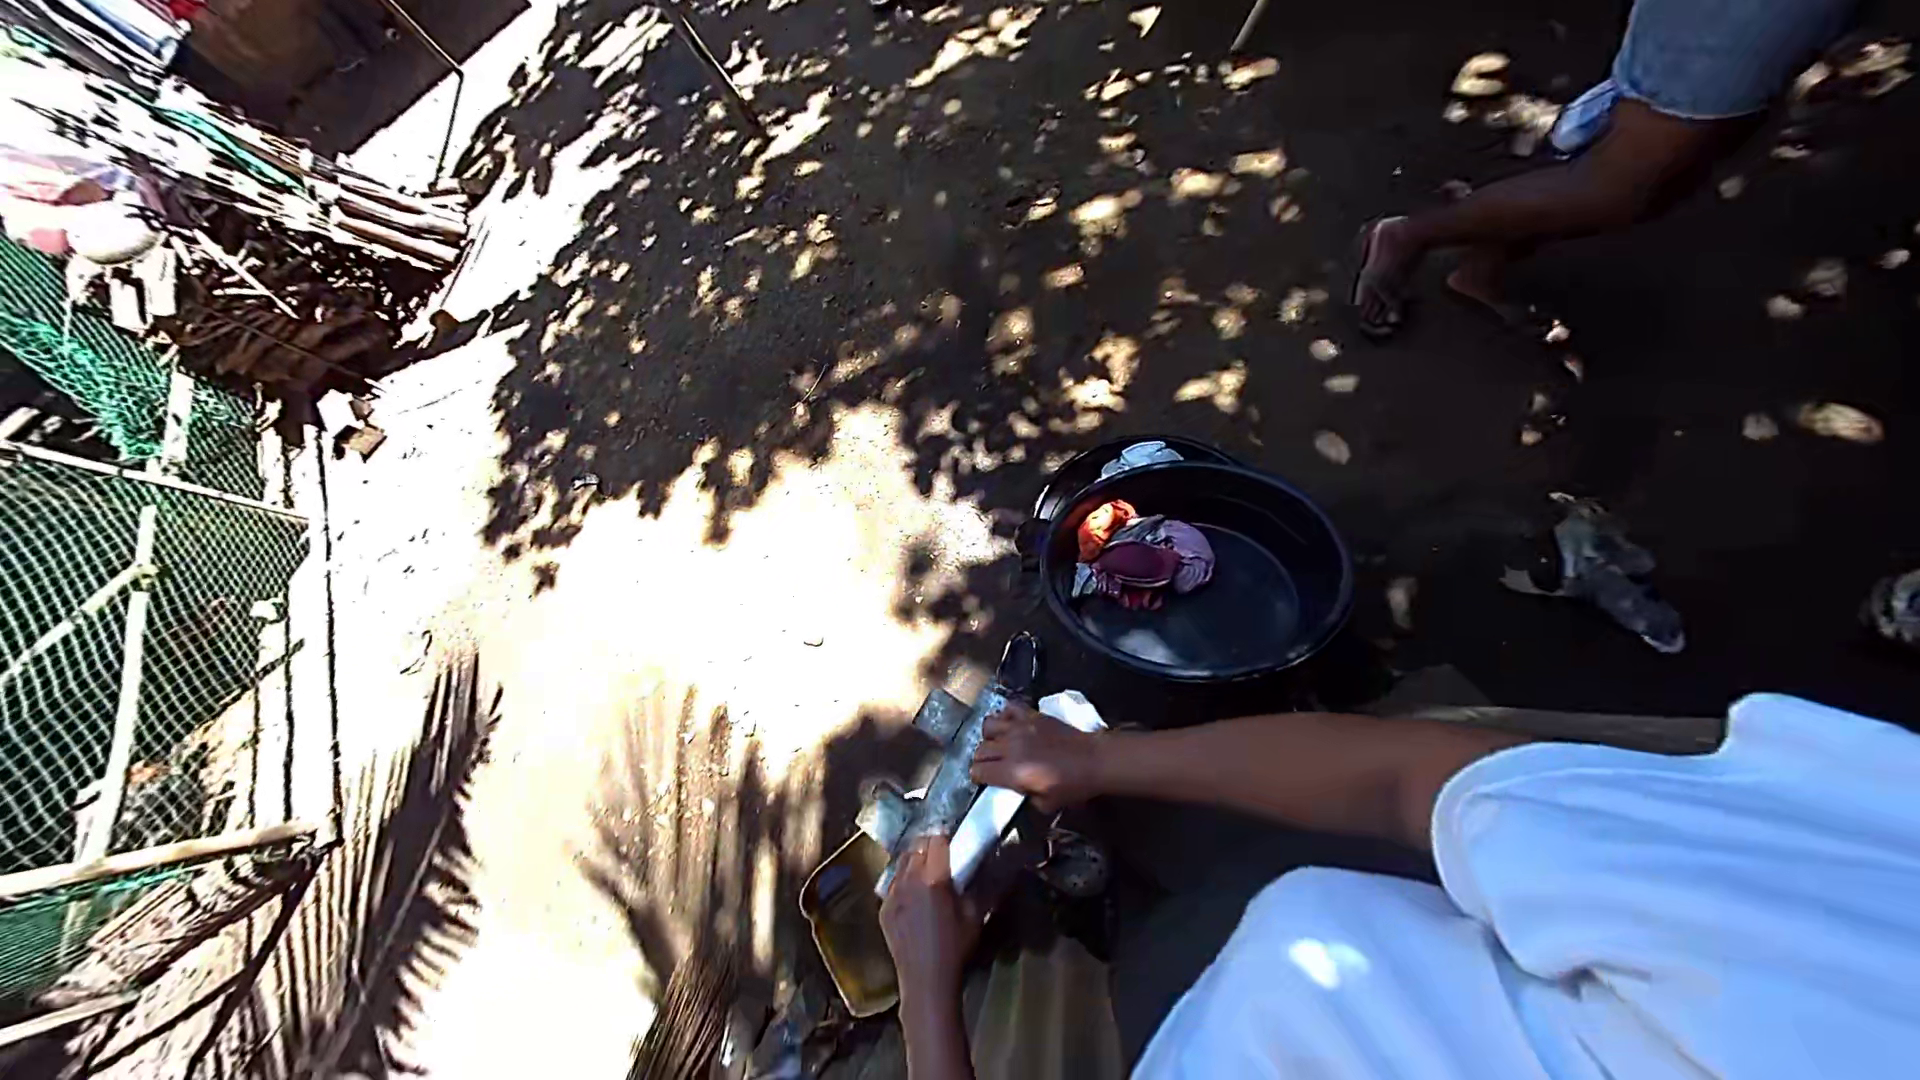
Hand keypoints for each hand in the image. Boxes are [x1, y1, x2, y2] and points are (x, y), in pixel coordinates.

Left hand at [880, 835, 980, 1005]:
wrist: (926, 982)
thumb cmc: (955, 949)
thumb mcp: (974, 915)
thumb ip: (973, 884)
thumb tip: (974, 864)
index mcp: (933, 877)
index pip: (936, 840)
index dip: (945, 840)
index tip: (952, 845)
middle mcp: (909, 880)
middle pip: (917, 846)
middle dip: (929, 847)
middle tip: (940, 858)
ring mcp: (893, 894)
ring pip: (902, 862)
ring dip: (914, 861)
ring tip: (925, 873)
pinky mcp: (884, 908)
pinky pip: (892, 883)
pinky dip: (902, 881)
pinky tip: (912, 896)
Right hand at [970, 703, 1105, 812]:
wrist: (1093, 760)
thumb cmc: (1072, 785)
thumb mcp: (1046, 804)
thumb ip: (1024, 795)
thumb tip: (1016, 787)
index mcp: (1012, 771)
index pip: (979, 770)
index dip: (978, 776)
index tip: (982, 778)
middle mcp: (1011, 746)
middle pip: (981, 749)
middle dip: (982, 759)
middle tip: (991, 764)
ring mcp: (1021, 727)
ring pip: (989, 725)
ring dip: (990, 736)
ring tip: (998, 742)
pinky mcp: (1032, 715)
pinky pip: (1009, 708)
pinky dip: (1005, 715)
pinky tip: (1011, 724)